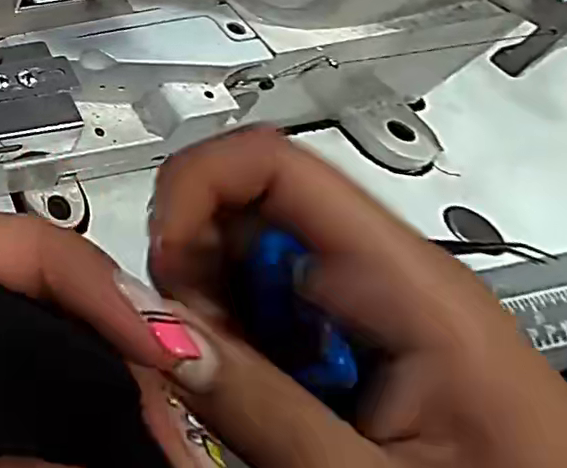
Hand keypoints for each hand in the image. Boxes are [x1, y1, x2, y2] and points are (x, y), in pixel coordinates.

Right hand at [148, 128, 566, 467]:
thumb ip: (262, 406)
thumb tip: (156, 330)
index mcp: (410, 279)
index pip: (272, 160)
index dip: (197, 184)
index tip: (165, 258)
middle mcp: (383, 269)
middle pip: (243, 204)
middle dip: (194, 264)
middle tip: (191, 343)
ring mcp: (364, 299)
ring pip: (240, 254)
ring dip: (206, 307)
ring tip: (228, 382)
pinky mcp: (351, 331)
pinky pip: (258, 300)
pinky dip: (228, 336)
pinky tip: (249, 391)